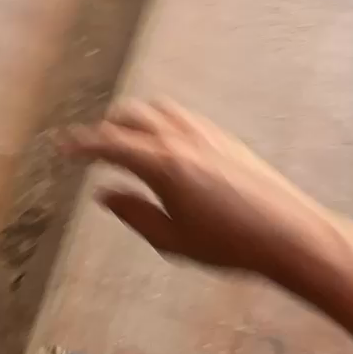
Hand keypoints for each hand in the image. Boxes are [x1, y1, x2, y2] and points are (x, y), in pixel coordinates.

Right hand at [58, 99, 346, 286]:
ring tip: (127, 141)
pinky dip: (161, 122)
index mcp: (161, 164)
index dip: (80, 145)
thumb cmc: (229, 244)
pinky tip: (165, 144)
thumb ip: (134, 212)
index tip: (63, 148)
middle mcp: (180, 139)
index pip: (108, 144)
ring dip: (135, 120)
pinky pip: (182, 116)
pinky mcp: (224, 138)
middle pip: (130, 116)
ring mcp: (206, 134)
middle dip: (106, 128)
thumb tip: (106, 194)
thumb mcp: (171, 239)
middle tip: (93, 148)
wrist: (289, 234)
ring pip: (158, 109)